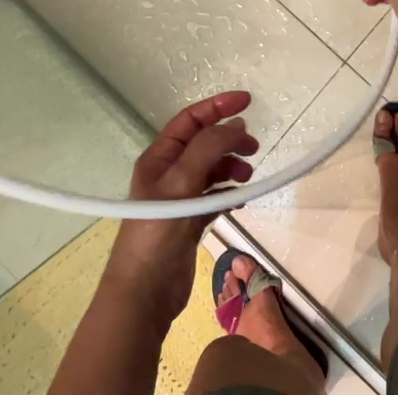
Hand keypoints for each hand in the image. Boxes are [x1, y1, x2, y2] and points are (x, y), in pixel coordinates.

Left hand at [106, 91, 258, 329]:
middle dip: (229, 139)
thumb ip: (208, 149)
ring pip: (212, 169)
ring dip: (231, 166)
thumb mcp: (181, 184)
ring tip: (246, 176)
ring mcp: (180, 198)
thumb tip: (236, 124)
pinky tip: (241, 198)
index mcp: (159, 158)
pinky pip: (216, 195)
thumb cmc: (157, 233)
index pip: (190, 120)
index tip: (248, 102)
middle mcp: (169, 173)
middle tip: (254, 148)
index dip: (218, 107)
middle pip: (205, 142)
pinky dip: (230, 192)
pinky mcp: (190, 221)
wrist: (144, 294)